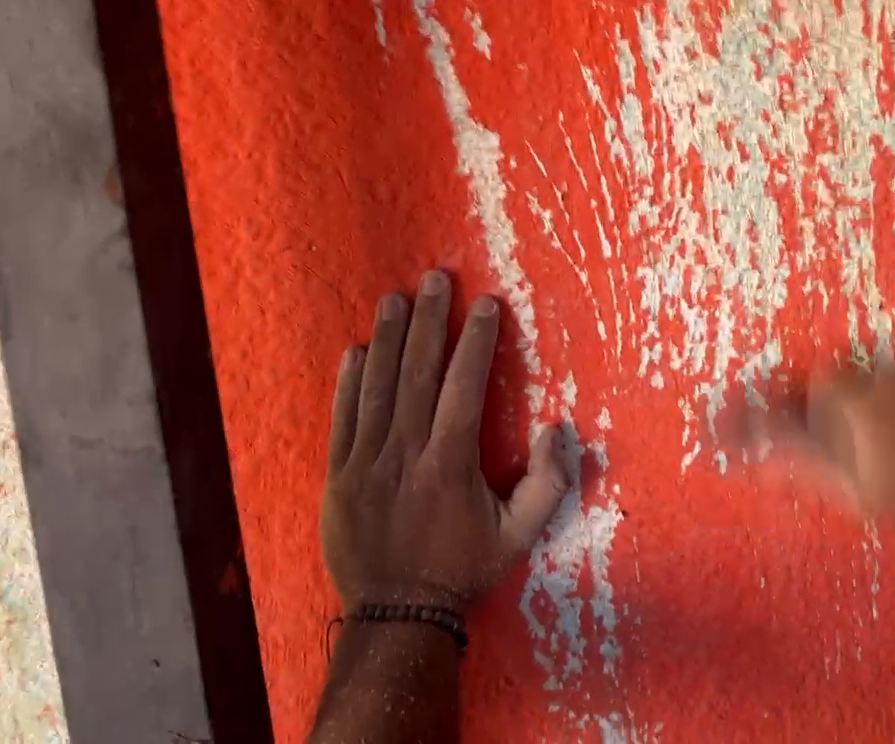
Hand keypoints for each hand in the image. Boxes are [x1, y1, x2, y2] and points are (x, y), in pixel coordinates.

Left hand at [322, 271, 569, 611]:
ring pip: (377, 389)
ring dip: (386, 339)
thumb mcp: (520, 536)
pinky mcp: (337, 477)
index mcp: (450, 464)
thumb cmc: (463, 568)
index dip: (476, 342)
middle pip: (417, 375)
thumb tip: (557, 429)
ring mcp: (365, 464)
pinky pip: (342, 420)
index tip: (485, 304)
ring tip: (393, 299)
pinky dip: (347, 383)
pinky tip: (355, 350)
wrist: (396, 615)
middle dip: (428, 321)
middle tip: (434, 279)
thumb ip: (547, 484)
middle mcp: (405, 455)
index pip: (464, 388)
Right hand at [756, 358, 894, 541]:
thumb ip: (812, 469)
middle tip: (894, 439)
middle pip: (863, 376)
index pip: (824, 381)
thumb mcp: (870, 495)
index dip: (827, 401)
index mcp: (863, 404)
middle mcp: (892, 372)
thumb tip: (765, 461)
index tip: (835, 421)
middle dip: (868, 403)